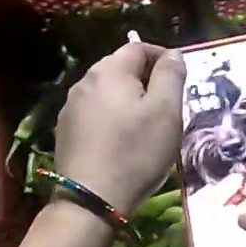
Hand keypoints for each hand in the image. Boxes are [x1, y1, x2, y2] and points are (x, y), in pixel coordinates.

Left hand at [54, 43, 184, 214]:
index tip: (180, 79)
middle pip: (120, 68)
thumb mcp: (166, 112)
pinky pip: (94, 114)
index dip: (163, 57)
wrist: (91, 199)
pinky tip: (120, 141)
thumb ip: (171, 76)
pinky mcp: (65, 131)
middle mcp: (84, 81)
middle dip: (145, 80)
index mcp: (109, 70)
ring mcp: (70, 107)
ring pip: (107, 92)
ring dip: (127, 101)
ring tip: (145, 125)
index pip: (139, 47)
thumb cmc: (135, 152)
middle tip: (167, 106)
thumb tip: (173, 54)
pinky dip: (111, 119)